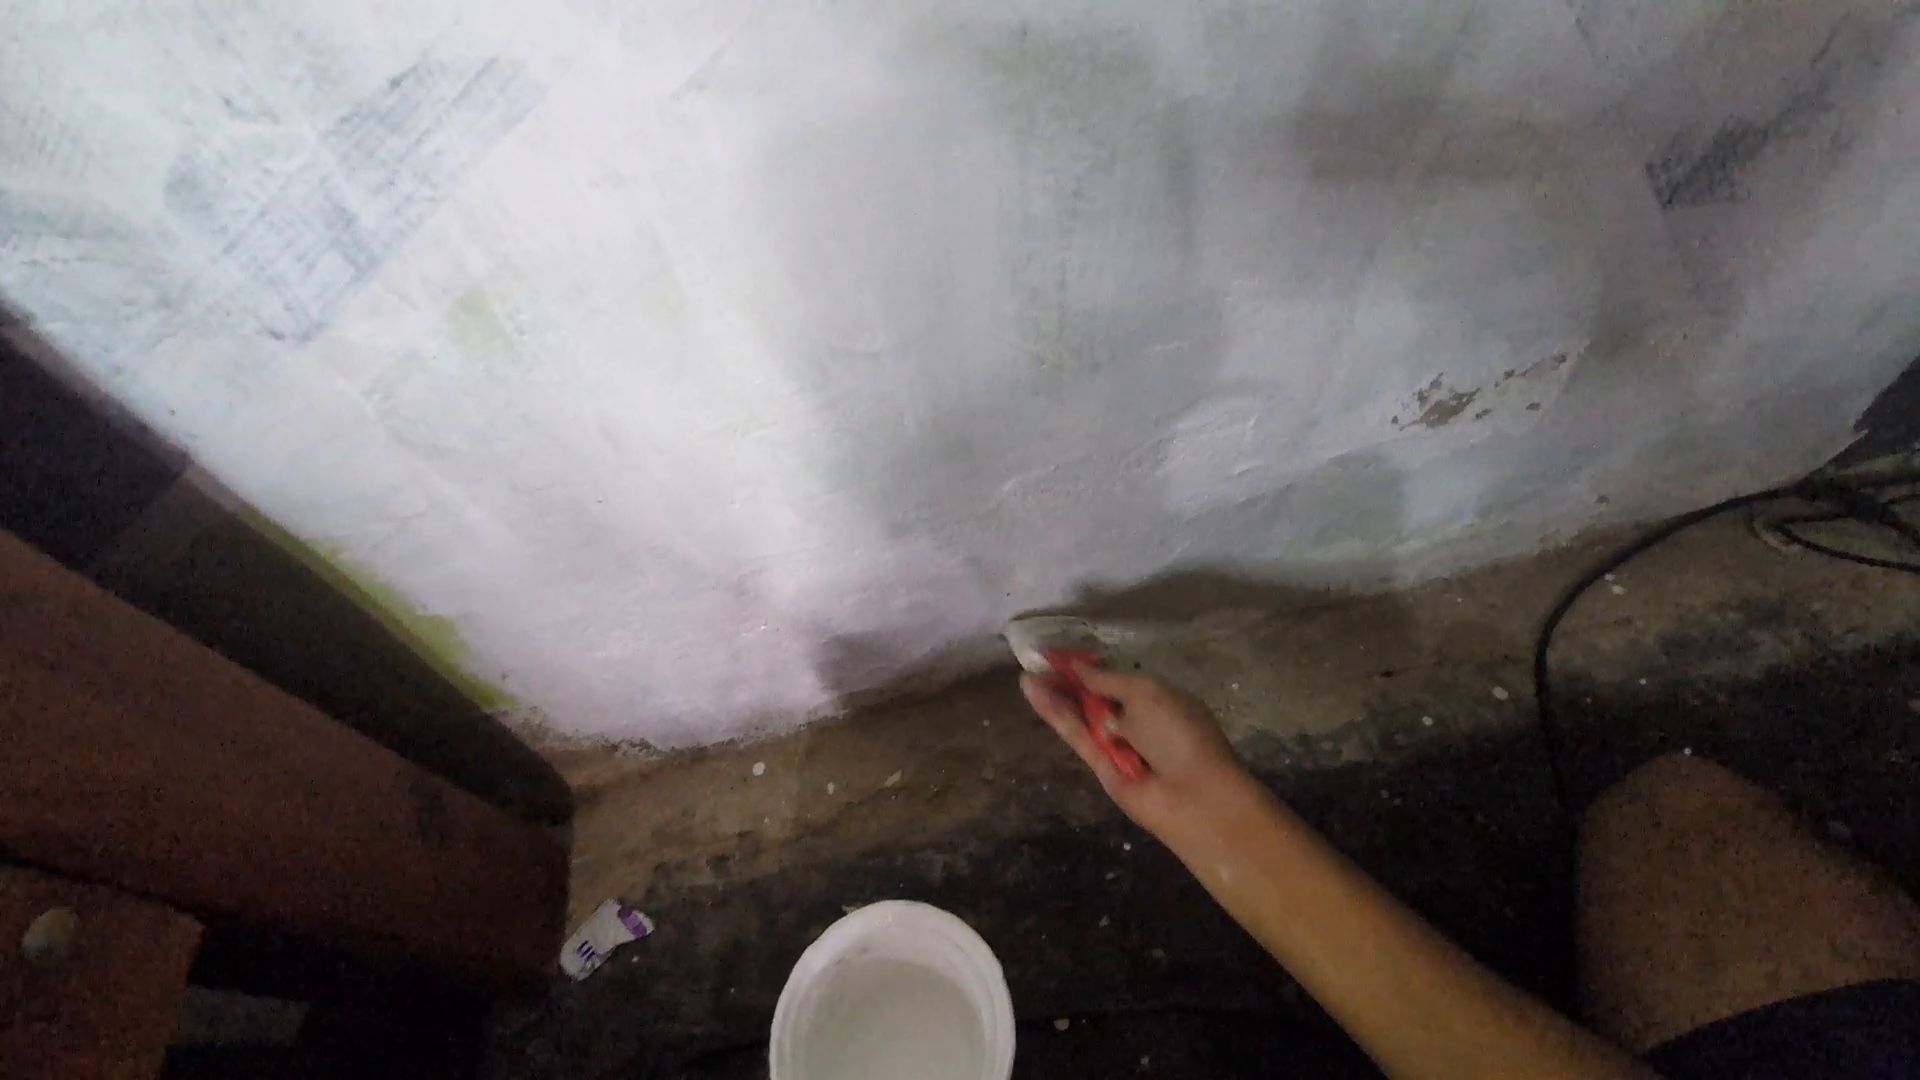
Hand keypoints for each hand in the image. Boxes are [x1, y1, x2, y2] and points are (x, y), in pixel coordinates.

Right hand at [1021, 665, 1252, 837]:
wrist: (1194, 796)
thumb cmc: (1179, 733)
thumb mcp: (1146, 693)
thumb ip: (1107, 679)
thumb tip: (1079, 667)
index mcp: (1158, 699)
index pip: (1117, 679)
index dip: (1090, 667)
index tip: (1062, 656)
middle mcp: (1137, 721)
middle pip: (1095, 697)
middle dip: (1068, 681)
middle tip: (1037, 664)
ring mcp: (1117, 745)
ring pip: (1081, 716)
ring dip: (1057, 695)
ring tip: (1026, 676)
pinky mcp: (1100, 766)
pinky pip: (1076, 735)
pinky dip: (1055, 715)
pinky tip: (1034, 694)